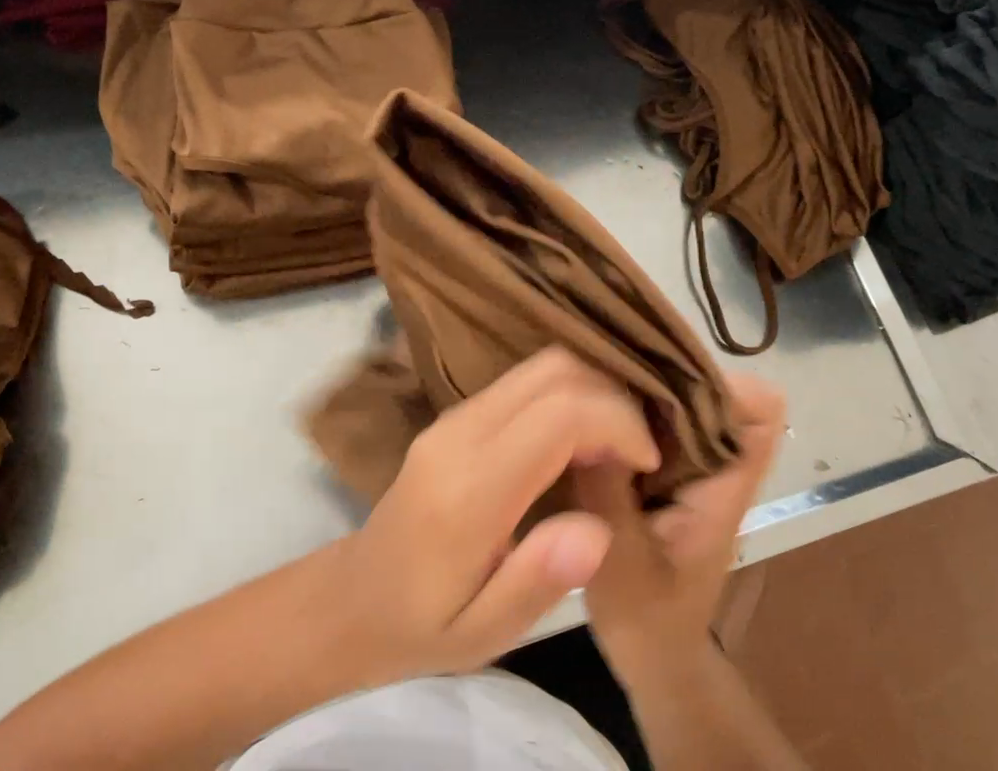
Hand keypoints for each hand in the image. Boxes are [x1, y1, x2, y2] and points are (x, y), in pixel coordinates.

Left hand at [326, 347, 661, 685]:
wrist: (351, 600)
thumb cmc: (422, 626)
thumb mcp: (484, 631)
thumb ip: (539, 580)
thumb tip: (598, 531)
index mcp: (469, 489)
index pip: (559, 415)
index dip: (618, 423)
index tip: (646, 464)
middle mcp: (458, 435)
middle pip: (553, 371)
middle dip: (613, 398)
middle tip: (638, 453)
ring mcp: (451, 419)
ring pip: (539, 367)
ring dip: (591, 393)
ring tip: (617, 449)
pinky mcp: (453, 418)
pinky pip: (522, 383)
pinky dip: (567, 396)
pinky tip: (582, 442)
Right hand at [575, 374, 784, 682]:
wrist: (654, 659)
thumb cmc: (648, 620)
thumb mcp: (620, 562)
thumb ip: (606, 493)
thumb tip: (585, 419)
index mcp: (723, 488)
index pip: (761, 412)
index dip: (721, 382)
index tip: (656, 373)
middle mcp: (714, 469)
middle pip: (715, 394)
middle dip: (666, 375)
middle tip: (606, 368)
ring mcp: (689, 472)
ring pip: (681, 407)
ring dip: (641, 392)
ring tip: (590, 383)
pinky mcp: (662, 477)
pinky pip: (653, 428)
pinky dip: (625, 414)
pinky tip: (585, 415)